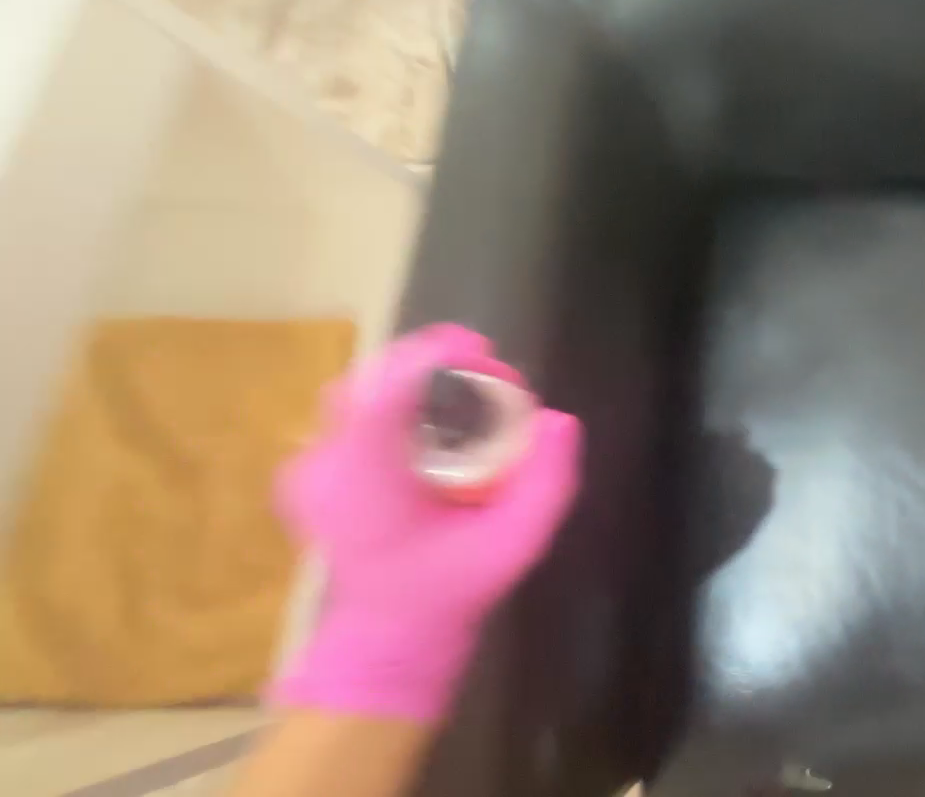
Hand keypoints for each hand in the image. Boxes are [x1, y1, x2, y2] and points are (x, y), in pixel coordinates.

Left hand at [272, 324, 580, 721]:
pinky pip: (361, 404)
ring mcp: (310, 464)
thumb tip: (558, 418)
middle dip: (437, 364)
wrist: (386, 633)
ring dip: (421, 375)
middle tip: (492, 378)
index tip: (478, 347)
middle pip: (373, 381)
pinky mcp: (316, 463)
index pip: (382, 400)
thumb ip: (548, 482)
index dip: (429, 360)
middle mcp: (324, 467)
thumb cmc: (452, 587)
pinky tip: (442, 411)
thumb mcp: (519, 543)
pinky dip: (406, 392)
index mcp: (363, 488)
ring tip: (472, 390)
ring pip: (365, 387)